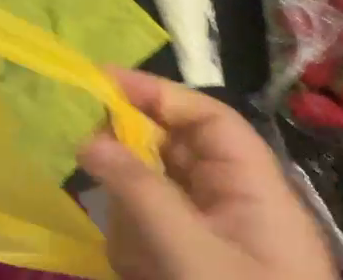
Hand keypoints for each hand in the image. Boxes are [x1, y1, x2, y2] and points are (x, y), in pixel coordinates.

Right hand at [78, 67, 332, 279]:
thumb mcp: (188, 254)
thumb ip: (136, 188)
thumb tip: (85, 135)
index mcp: (257, 194)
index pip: (210, 120)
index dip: (157, 93)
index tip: (96, 82)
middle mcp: (238, 206)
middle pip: (175, 148)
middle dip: (130, 155)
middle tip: (85, 152)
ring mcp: (215, 237)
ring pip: (152, 186)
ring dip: (130, 209)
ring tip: (136, 253)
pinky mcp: (192, 261)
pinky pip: (149, 224)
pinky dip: (132, 239)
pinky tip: (137, 266)